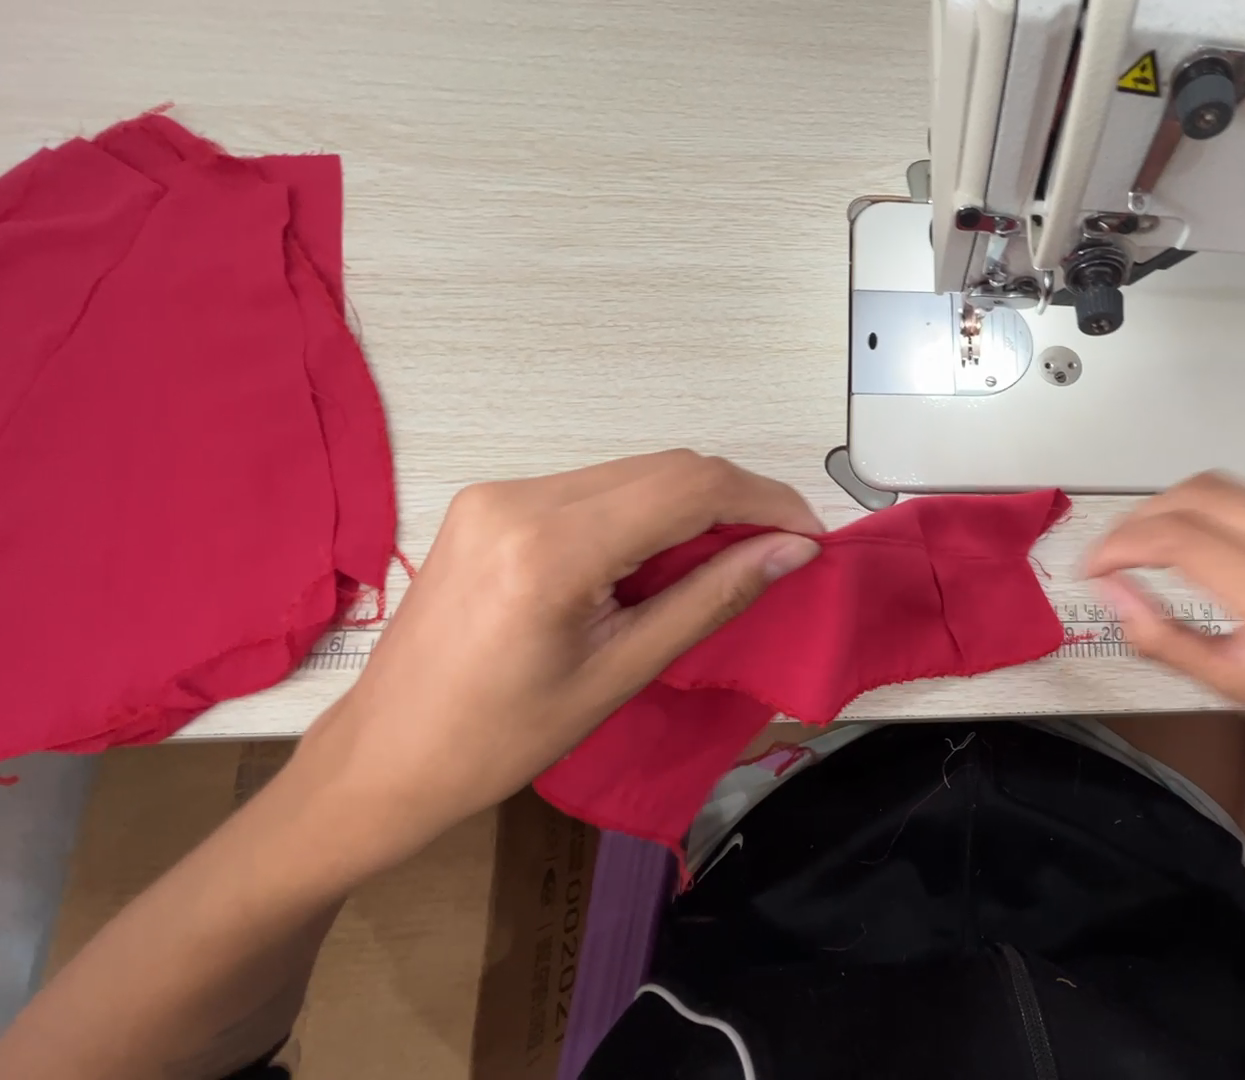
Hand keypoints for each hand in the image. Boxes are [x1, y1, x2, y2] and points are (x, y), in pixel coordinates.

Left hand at [292, 451, 822, 866]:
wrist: (384, 757)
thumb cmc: (506, 738)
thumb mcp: (625, 672)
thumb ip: (714, 598)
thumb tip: (794, 551)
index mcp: (552, 547)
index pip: (690, 488)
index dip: (767, 501)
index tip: (813, 536)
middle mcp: (522, 497)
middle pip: (668, 468)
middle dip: (741, 500)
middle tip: (785, 547)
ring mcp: (502, 492)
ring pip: (639, 472)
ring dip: (701, 504)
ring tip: (736, 555)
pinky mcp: (495, 502)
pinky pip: (603, 487)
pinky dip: (655, 510)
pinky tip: (670, 554)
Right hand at [1084, 472, 1244, 782]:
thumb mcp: (1238, 690)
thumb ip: (1164, 637)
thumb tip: (1109, 590)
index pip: (1186, 541)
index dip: (1125, 543)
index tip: (1093, 566)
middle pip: (1202, 494)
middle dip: (1142, 515)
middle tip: (1113, 551)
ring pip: (1226, 489)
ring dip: (1172, 510)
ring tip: (1143, 548)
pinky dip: (1209, 515)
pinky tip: (1195, 547)